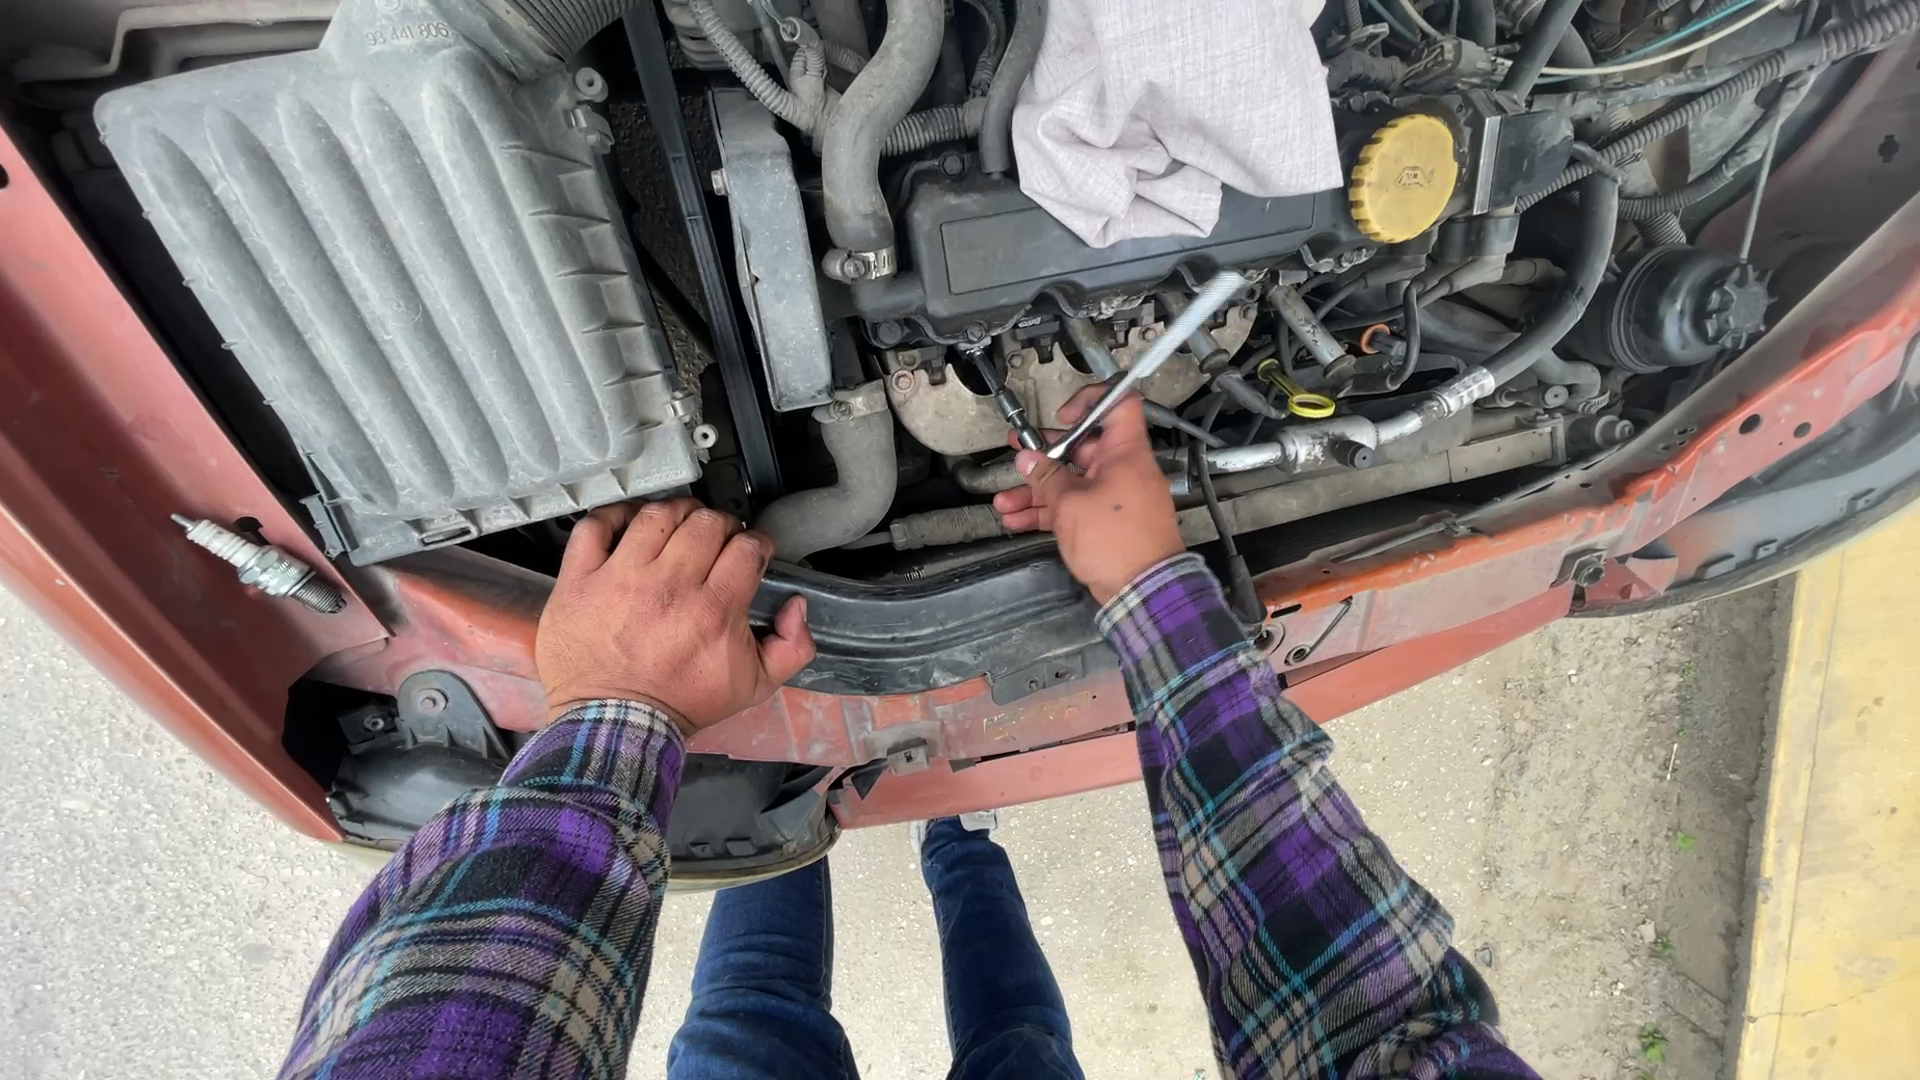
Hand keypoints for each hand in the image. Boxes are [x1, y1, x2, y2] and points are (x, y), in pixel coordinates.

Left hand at [536, 497, 815, 736]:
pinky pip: (596, 526)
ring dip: (676, 513)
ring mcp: (620, 579)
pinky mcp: (580, 581)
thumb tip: (797, 606)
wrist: (615, 726)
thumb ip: (793, 646)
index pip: (747, 547)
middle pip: (706, 523)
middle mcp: (669, 586)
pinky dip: (615, 514)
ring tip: (679, 527)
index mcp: (715, 609)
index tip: (751, 551)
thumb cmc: (682, 703)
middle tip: (718, 540)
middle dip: (721, 525)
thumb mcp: (755, 686)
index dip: (756, 543)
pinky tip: (630, 524)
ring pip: (657, 515)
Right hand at [991, 387, 1185, 604]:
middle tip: (1018, 457)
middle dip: (1044, 457)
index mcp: (1125, 453)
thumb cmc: (1119, 544)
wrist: (1142, 591)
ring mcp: (1116, 497)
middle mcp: (1124, 470)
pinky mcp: (1108, 522)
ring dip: (1037, 492)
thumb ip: (1046, 478)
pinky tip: (1020, 521)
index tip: (1062, 416)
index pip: (1117, 406)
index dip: (1089, 402)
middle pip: (1081, 450)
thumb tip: (1028, 459)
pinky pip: (1075, 507)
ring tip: (1006, 502)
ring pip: (1071, 483)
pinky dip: (1049, 512)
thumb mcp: (1070, 505)